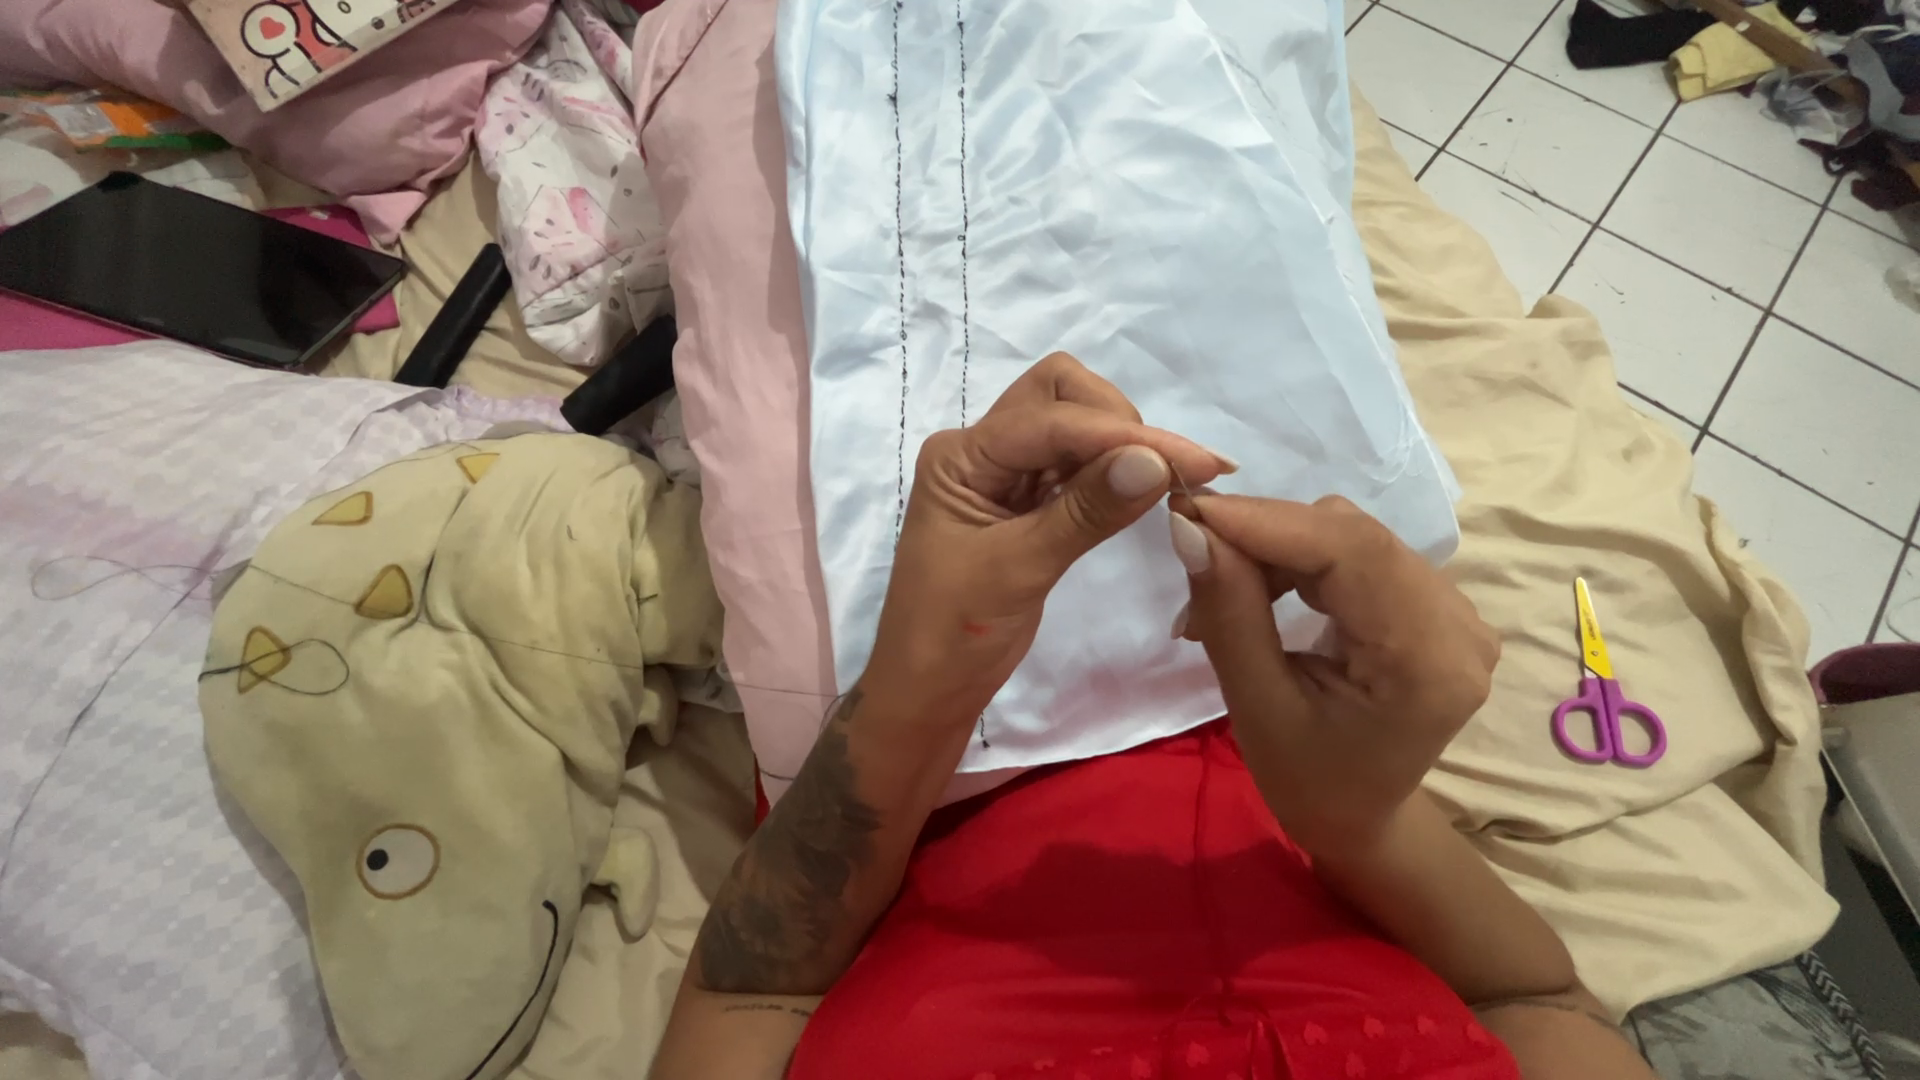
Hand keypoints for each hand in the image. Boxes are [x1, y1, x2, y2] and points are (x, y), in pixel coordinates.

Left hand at [863, 353, 1230, 732]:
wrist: (930, 688)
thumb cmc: (953, 634)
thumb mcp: (1018, 569)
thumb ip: (1086, 511)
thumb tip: (1155, 461)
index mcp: (961, 457)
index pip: (1050, 419)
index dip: (1125, 435)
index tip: (1198, 462)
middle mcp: (980, 452)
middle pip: (1058, 396)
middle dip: (1118, 421)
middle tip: (1170, 472)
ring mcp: (1003, 476)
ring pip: (1072, 427)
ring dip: (1121, 445)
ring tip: (1175, 481)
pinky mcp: (1025, 504)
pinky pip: (1075, 468)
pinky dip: (1112, 472)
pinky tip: (1146, 490)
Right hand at [1170, 494, 1497, 853]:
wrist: (1358, 813)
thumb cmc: (1304, 777)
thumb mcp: (1254, 703)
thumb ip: (1229, 611)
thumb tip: (1189, 529)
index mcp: (1426, 661)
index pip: (1350, 552)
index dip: (1266, 519)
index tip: (1187, 508)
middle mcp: (1458, 624)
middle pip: (1351, 536)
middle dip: (1263, 533)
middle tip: (1194, 556)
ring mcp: (1454, 610)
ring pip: (1350, 535)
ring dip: (1276, 545)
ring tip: (1223, 585)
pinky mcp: (1433, 603)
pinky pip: (1356, 550)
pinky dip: (1297, 556)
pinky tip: (1262, 586)